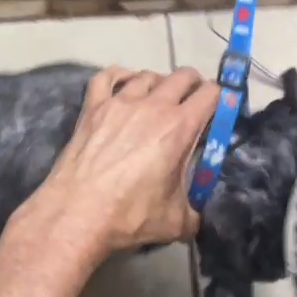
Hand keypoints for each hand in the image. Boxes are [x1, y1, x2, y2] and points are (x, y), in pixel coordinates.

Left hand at [17, 67, 220, 260]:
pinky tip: (123, 84)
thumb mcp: (175, 222)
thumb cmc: (129, 216)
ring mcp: (120, 102)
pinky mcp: (93, 107)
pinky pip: (107, 76)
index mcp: (179, 127)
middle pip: (182, 75)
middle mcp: (153, 106)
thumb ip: (195, 213)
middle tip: (192, 101)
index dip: (220, 97)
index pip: (211, 93)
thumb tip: (200, 216)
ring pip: (147, 74)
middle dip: (193, 84)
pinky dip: (119, 76)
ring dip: (158, 83)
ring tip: (157, 97)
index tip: (218, 108)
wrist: (76, 215)